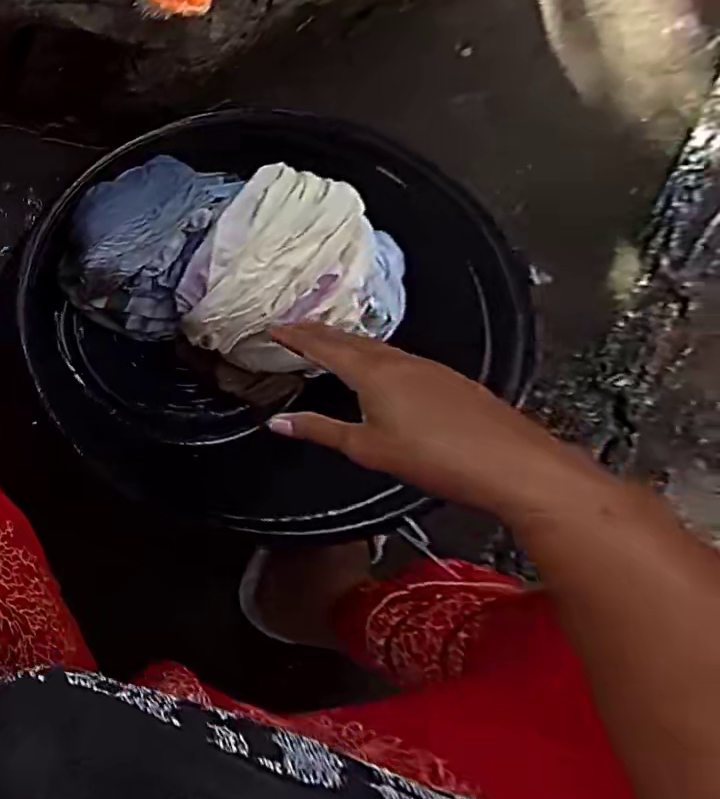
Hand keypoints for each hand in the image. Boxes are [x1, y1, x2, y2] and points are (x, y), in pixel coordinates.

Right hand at [268, 323, 603, 518]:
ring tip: (329, 340)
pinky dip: (376, 354)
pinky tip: (379, 364)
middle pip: (352, 341)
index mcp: (374, 374)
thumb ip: (319, 430)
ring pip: (379, 347)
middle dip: (319, 332)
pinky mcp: (456, 384)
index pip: (324, 348)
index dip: (296, 337)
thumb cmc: (438, 459)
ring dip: (348, 341)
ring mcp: (434, 372)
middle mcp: (403, 364)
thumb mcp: (367, 448)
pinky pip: (402, 358)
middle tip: (294, 326)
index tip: (273, 329)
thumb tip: (277, 421)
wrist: (525, 472)